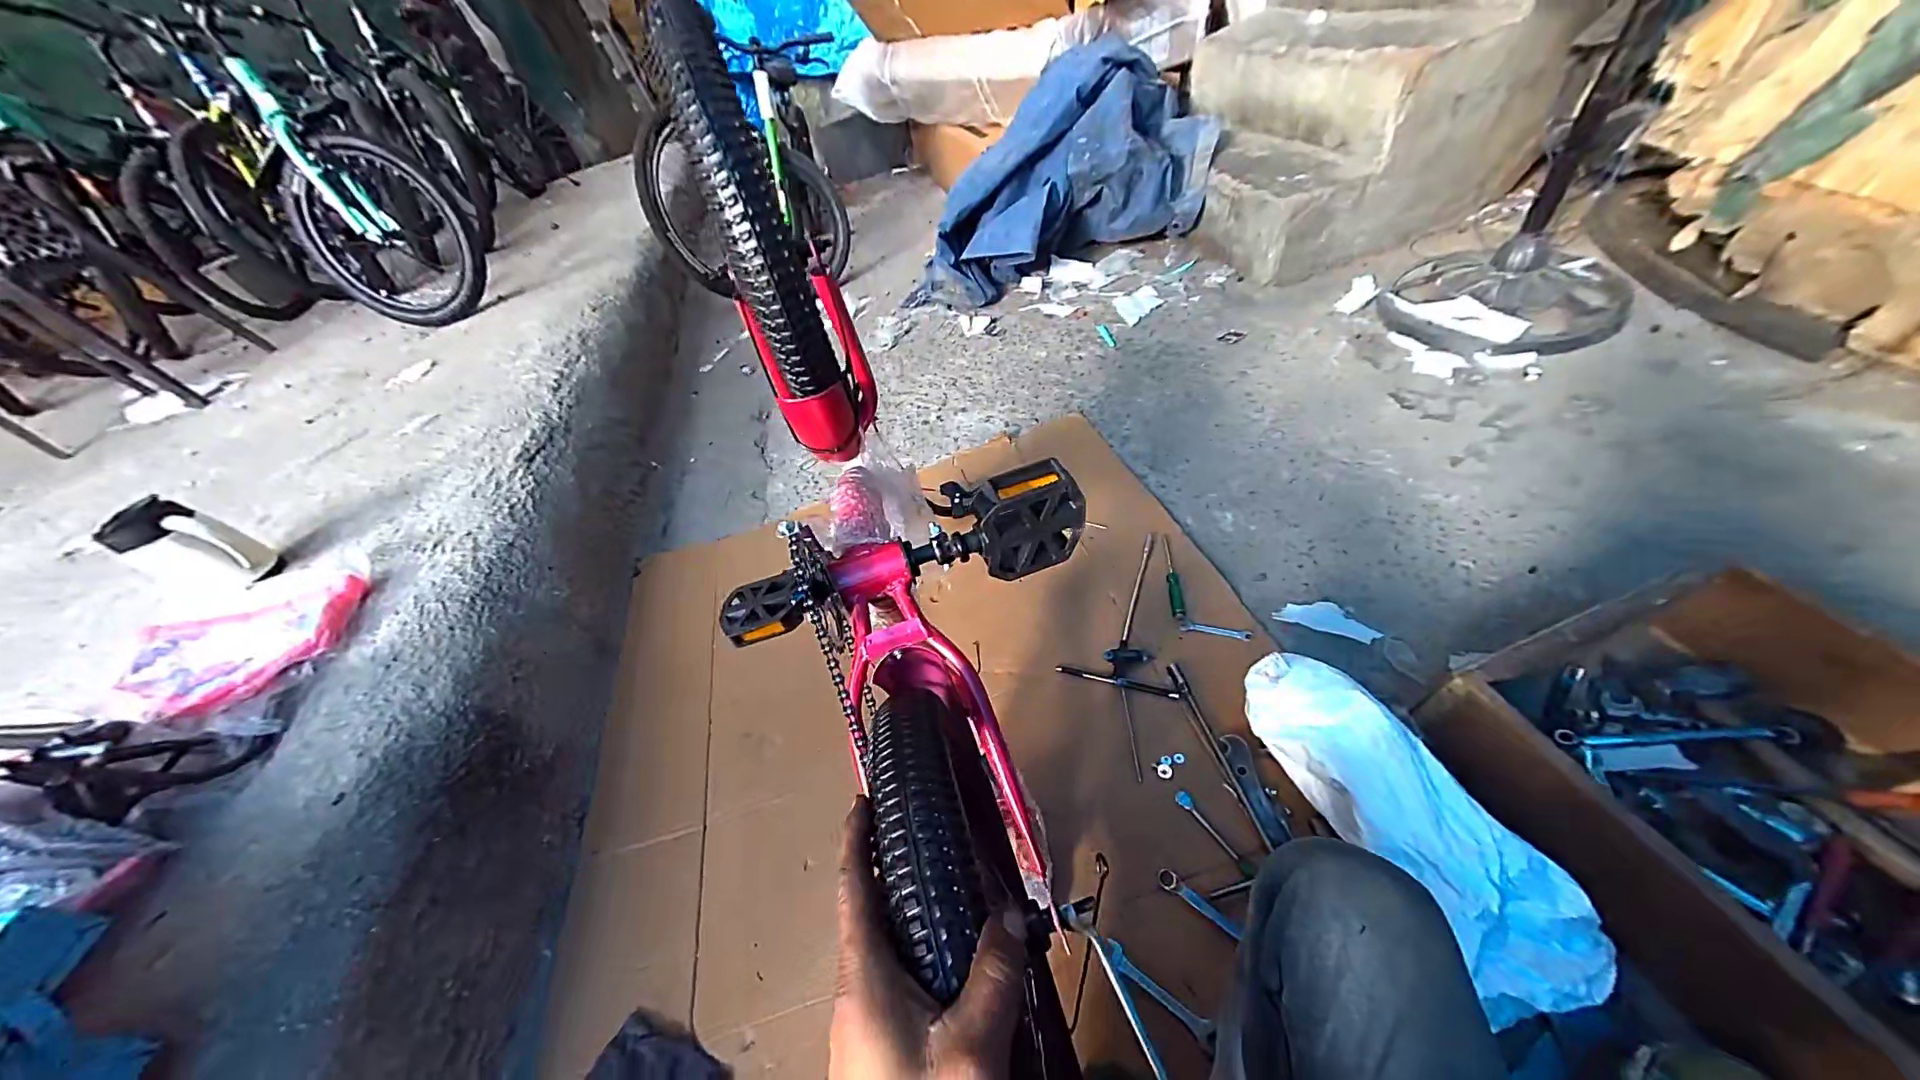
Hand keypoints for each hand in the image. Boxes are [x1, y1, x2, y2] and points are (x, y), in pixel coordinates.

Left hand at [830, 797, 1028, 1079]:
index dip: (855, 841)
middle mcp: (855, 991)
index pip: (853, 889)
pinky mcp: (877, 1044)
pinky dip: (918, 949)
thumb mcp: (970, 1046)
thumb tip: (1009, 917)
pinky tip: (952, 961)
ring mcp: (863, 1020)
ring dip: (907, 913)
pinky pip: (895, 977)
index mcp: (863, 976)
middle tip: (925, 840)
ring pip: (883, 948)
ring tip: (947, 892)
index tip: (861, 801)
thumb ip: (993, 975)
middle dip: (890, 872)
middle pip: (868, 914)